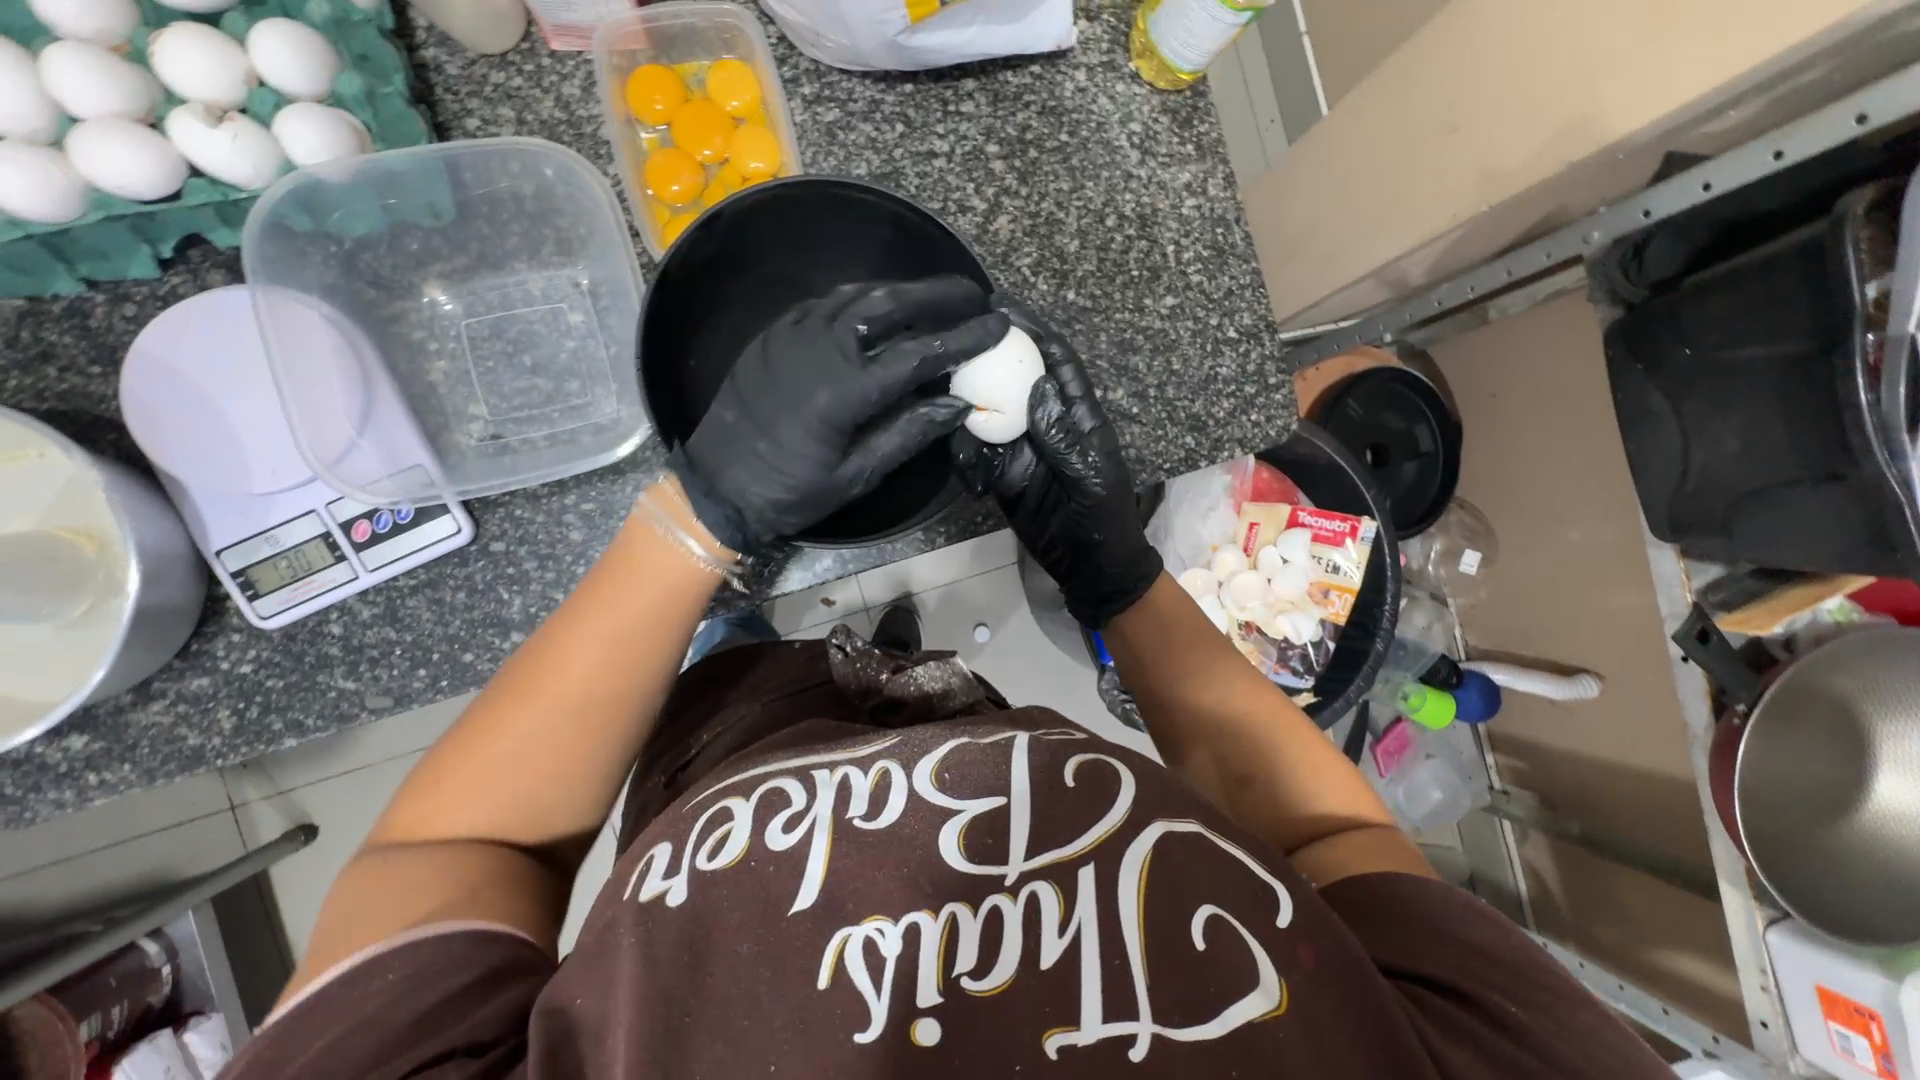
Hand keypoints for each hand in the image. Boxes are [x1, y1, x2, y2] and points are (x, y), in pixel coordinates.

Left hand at [670, 277, 1009, 554]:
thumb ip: (907, 434)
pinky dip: (860, 296)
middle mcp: (820, 348)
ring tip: (935, 293)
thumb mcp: (854, 475)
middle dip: (937, 295)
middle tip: (973, 294)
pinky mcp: (773, 333)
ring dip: (901, 289)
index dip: (963, 337)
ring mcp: (792, 334)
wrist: (715, 485)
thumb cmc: (788, 490)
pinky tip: (878, 302)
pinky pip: (824, 302)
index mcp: (844, 390)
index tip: (997, 325)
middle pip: (890, 305)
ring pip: (857, 295)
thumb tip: (957, 404)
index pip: (919, 352)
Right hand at [952, 296, 1161, 626]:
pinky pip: (977, 454)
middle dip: (991, 354)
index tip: (1002, 307)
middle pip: (1016, 378)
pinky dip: (963, 447)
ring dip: (968, 397)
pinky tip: (948, 437)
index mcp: (1077, 416)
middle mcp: (1045, 424)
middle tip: (955, 332)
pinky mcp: (1002, 477)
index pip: (1055, 362)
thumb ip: (1064, 435)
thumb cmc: (1104, 519)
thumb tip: (1037, 386)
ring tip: (938, 377)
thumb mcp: (1091, 477)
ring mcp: (1021, 450)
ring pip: (990, 412)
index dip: (1033, 332)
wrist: (1091, 569)